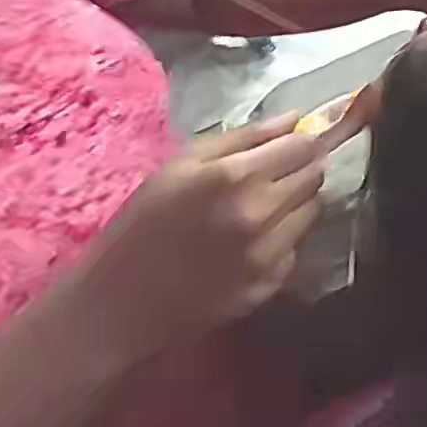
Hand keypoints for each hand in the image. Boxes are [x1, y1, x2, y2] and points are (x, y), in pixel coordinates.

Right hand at [65, 114, 325, 360]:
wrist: (111, 308)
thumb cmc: (142, 224)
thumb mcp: (181, 166)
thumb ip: (245, 136)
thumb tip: (295, 117)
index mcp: (234, 176)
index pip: (304, 145)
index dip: (302, 141)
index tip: (294, 145)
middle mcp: (258, 212)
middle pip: (316, 174)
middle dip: (304, 168)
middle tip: (279, 175)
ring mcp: (267, 251)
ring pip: (314, 207)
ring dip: (299, 201)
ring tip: (266, 207)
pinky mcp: (269, 283)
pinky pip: (297, 245)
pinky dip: (285, 238)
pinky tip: (255, 242)